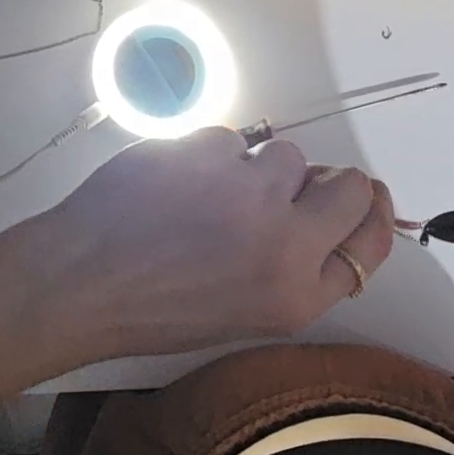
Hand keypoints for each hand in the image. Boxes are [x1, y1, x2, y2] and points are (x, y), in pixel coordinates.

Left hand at [27, 128, 394, 359]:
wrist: (82, 279)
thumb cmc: (160, 308)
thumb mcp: (246, 314)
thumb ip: (298, 268)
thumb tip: (324, 205)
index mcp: (295, 294)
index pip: (369, 241)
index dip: (371, 213)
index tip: (361, 196)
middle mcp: (284, 242)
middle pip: (348, 186)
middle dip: (322, 183)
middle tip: (280, 191)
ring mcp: (245, 189)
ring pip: (285, 154)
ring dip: (256, 170)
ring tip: (209, 196)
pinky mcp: (207, 149)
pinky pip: (230, 140)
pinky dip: (209, 156)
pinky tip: (176, 183)